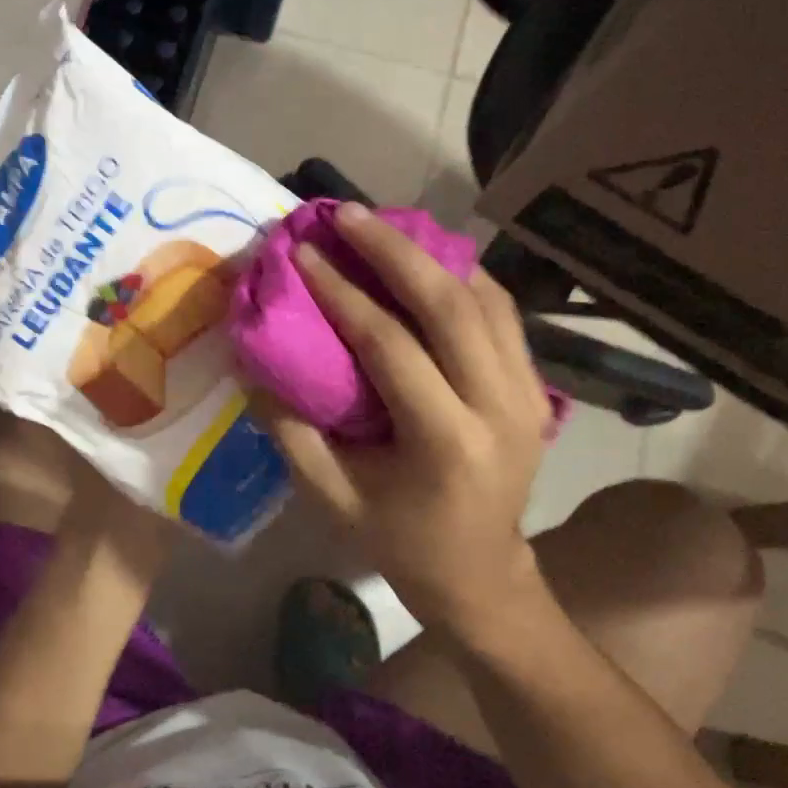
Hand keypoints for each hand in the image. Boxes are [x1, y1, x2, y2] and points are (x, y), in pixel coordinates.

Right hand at [253, 203, 554, 632]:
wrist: (481, 574)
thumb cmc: (399, 540)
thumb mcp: (331, 495)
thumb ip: (290, 428)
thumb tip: (253, 362)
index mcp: (445, 440)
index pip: (390, 345)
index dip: (342, 293)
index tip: (302, 254)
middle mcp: (499, 406)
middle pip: (451, 303)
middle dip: (394, 249)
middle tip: (345, 213)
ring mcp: (527, 393)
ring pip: (486, 298)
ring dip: (432, 254)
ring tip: (382, 227)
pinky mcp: (534, 386)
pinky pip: (502, 313)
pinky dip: (463, 277)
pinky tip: (427, 260)